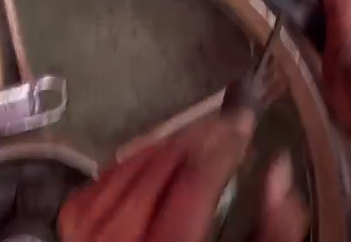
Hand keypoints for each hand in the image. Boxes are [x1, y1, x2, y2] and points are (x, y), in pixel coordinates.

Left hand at [57, 111, 308, 241]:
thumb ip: (271, 231)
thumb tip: (279, 168)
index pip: (193, 184)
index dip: (222, 147)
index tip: (246, 121)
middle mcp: (119, 241)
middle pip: (163, 167)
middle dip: (200, 136)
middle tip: (228, 123)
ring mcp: (88, 234)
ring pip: (135, 164)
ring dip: (171, 143)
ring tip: (201, 136)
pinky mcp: (72, 226)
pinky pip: (107, 176)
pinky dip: (137, 158)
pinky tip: (160, 154)